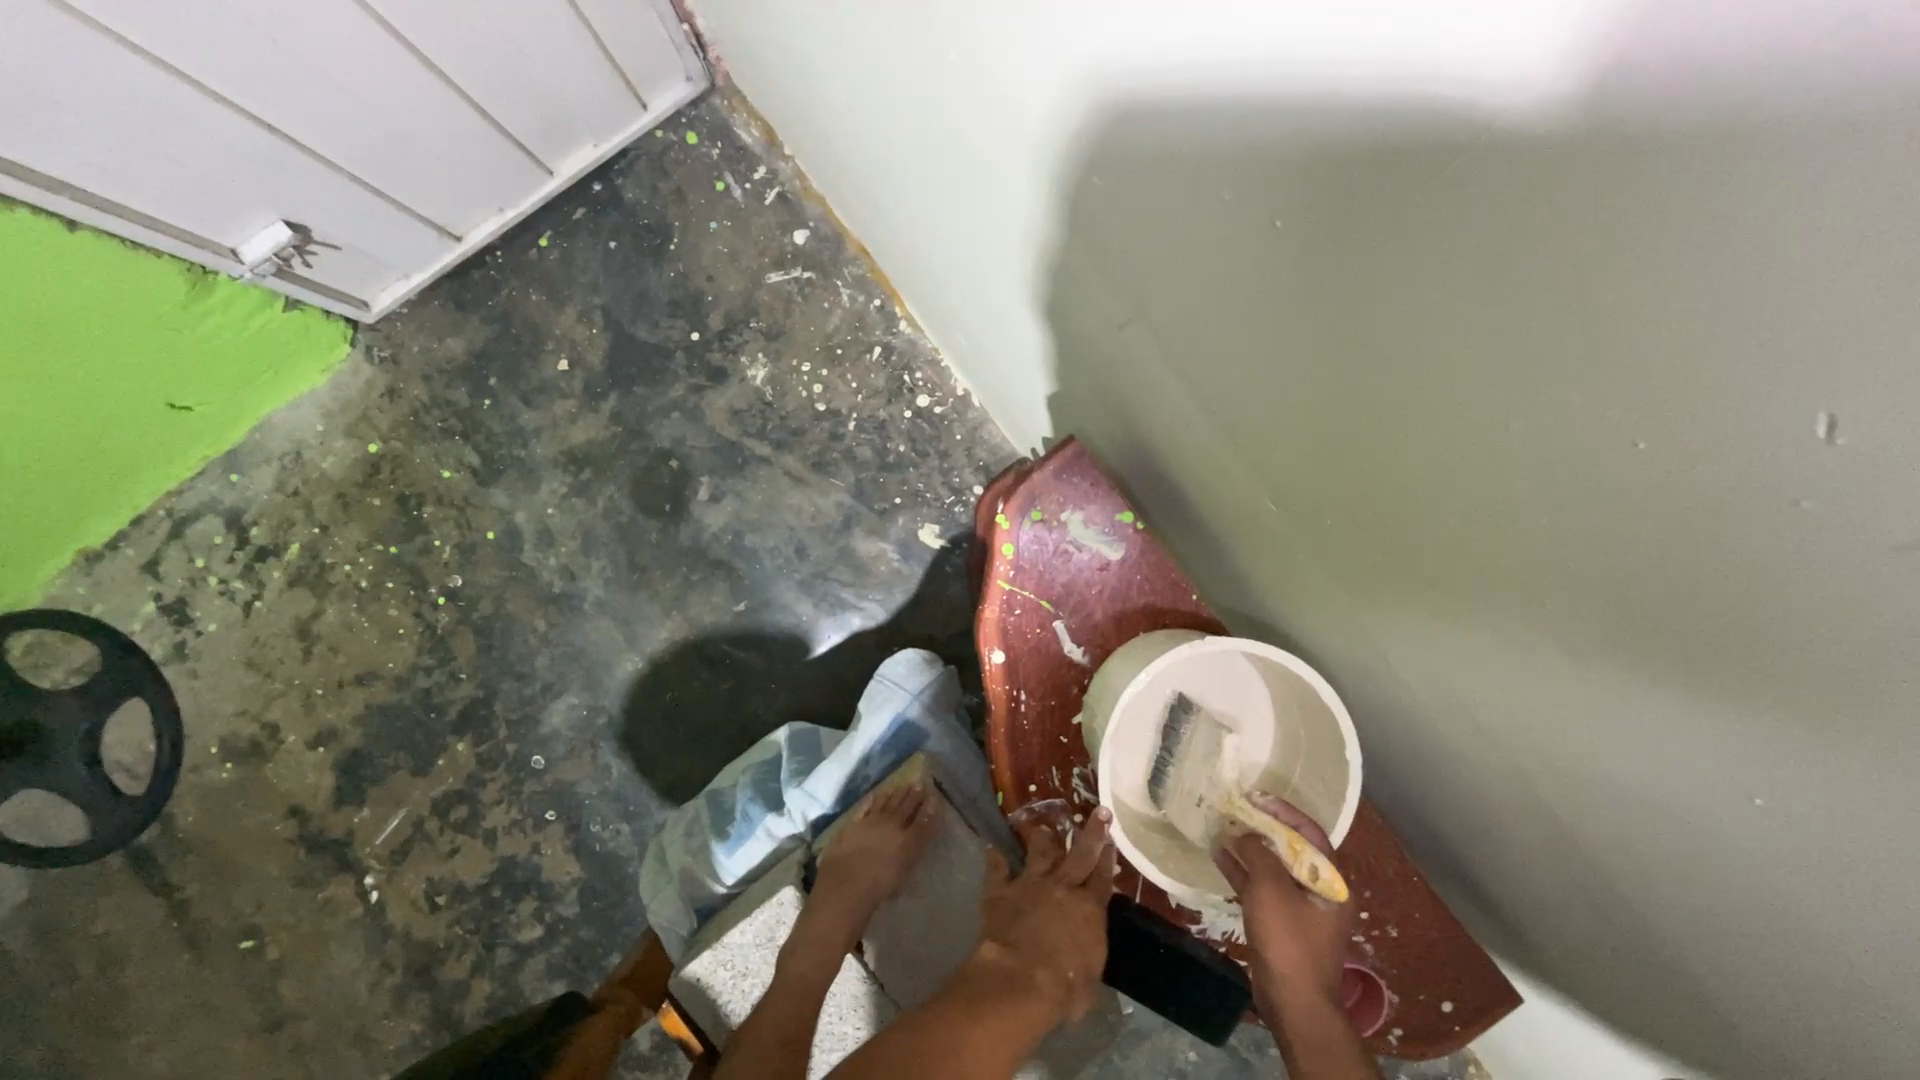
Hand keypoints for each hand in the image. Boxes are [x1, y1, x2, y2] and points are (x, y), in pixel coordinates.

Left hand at [976, 805, 1117, 1023]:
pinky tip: (991, 847)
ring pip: (1038, 854)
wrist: (1019, 979)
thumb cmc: (1064, 988)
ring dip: (1042, 840)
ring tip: (1042, 826)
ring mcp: (1029, 885)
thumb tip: (1086, 952)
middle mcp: (1062, 889)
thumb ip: (1089, 955)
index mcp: (1090, 909)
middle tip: (1097, 812)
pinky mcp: (1000, 891)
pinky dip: (994, 858)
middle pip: (1079, 854)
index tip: (1112, 838)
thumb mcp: (1091, 977)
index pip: (1102, 878)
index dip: (1108, 857)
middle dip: (1091, 832)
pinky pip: (996, 869)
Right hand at [1214, 791, 1351, 1005]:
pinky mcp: (1281, 923)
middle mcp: (1320, 890)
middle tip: (1236, 810)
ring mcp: (1300, 908)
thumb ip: (1258, 855)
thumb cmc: (1289, 942)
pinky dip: (1243, 872)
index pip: (1310, 833)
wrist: (1294, 1002)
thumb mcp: (1271, 891)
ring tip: (1222, 828)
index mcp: (1331, 881)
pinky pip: (1262, 888)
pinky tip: (1219, 856)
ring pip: (1273, 868)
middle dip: (1262, 828)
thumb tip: (1245, 835)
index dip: (1284, 812)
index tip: (1256, 797)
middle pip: (1291, 849)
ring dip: (1249, 849)